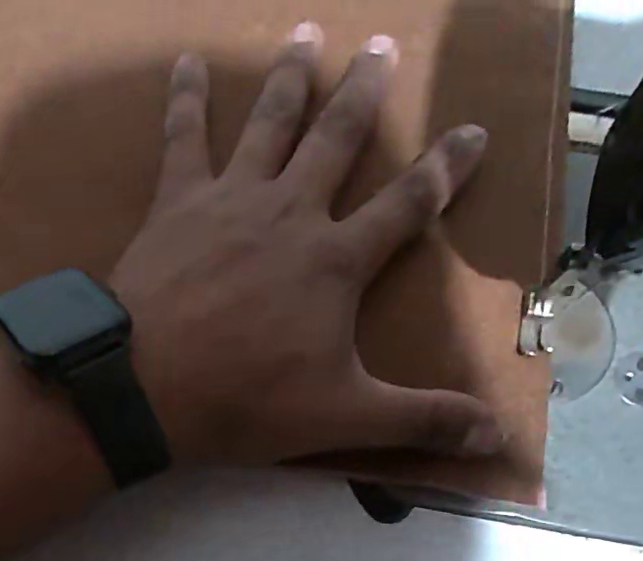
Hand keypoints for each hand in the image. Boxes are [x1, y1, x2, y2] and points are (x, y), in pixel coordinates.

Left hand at [107, 24, 502, 466]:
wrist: (146, 389)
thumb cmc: (252, 401)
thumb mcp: (349, 418)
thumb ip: (423, 420)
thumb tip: (496, 437)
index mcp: (337, 261)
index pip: (407, 203)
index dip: (445, 169)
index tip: (472, 130)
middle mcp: (291, 213)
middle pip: (337, 139)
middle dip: (364, 92)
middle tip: (381, 45)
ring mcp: (231, 200)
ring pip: (270, 123)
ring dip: (291, 77)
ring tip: (307, 32)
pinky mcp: (177, 204)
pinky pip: (183, 137)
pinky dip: (186, 98)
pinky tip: (186, 62)